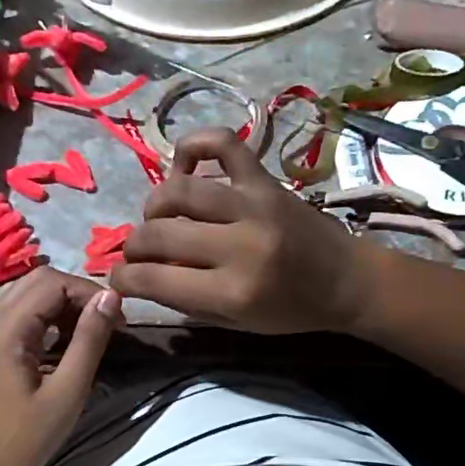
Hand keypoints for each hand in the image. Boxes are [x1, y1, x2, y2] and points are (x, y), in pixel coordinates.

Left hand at [0, 268, 121, 465]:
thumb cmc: (32, 435)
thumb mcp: (70, 389)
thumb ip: (89, 338)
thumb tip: (111, 296)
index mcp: (4, 330)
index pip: (52, 283)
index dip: (89, 291)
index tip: (118, 318)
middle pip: (39, 280)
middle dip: (78, 293)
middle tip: (108, 321)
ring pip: (31, 292)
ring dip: (65, 303)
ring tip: (94, 329)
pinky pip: (23, 311)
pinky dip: (50, 315)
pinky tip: (70, 338)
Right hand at [109, 130, 380, 334]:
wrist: (347, 280)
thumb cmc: (292, 310)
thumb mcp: (239, 323)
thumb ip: (188, 302)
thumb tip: (143, 277)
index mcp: (234, 292)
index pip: (156, 280)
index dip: (123, 279)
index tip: (117, 278)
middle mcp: (241, 245)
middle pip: (160, 235)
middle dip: (132, 246)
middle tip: (134, 251)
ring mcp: (254, 204)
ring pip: (180, 190)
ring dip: (154, 204)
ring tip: (157, 217)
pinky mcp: (266, 179)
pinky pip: (223, 142)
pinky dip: (194, 145)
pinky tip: (183, 165)